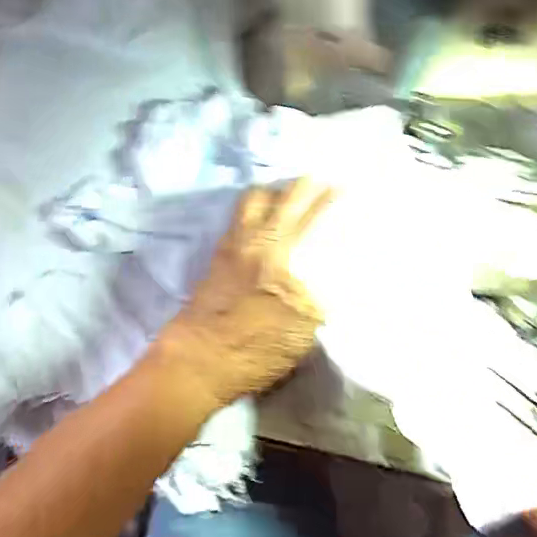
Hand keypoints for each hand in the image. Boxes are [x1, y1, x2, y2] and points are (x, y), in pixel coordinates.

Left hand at [149, 179, 335, 409]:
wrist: (199, 358)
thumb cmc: (254, 348)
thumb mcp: (302, 328)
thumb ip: (313, 296)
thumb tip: (317, 281)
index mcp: (278, 255)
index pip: (307, 218)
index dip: (324, 200)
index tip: (338, 185)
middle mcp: (252, 242)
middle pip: (275, 200)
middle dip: (297, 187)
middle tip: (313, 179)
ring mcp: (229, 247)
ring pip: (249, 204)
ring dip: (269, 193)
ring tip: (284, 192)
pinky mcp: (215, 259)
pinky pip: (237, 220)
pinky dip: (252, 210)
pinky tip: (259, 217)